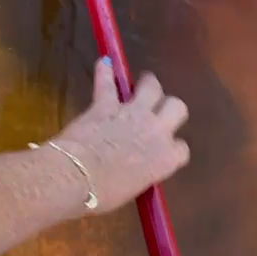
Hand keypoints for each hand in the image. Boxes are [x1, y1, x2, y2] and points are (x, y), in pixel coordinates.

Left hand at [46, 58, 189, 211]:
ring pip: (151, 87)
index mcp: (166, 159)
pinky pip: (107, 83)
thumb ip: (139, 172)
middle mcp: (156, 132)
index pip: (180, 147)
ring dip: (148, 83)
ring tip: (143, 81)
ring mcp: (132, 114)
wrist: (76, 177)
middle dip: (168, 106)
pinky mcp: (105, 105)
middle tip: (157, 106)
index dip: (170, 144)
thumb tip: (129, 170)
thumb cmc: (102, 193)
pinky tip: (104, 62)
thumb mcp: (132, 188)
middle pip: (176, 108)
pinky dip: (104, 72)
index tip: (161, 146)